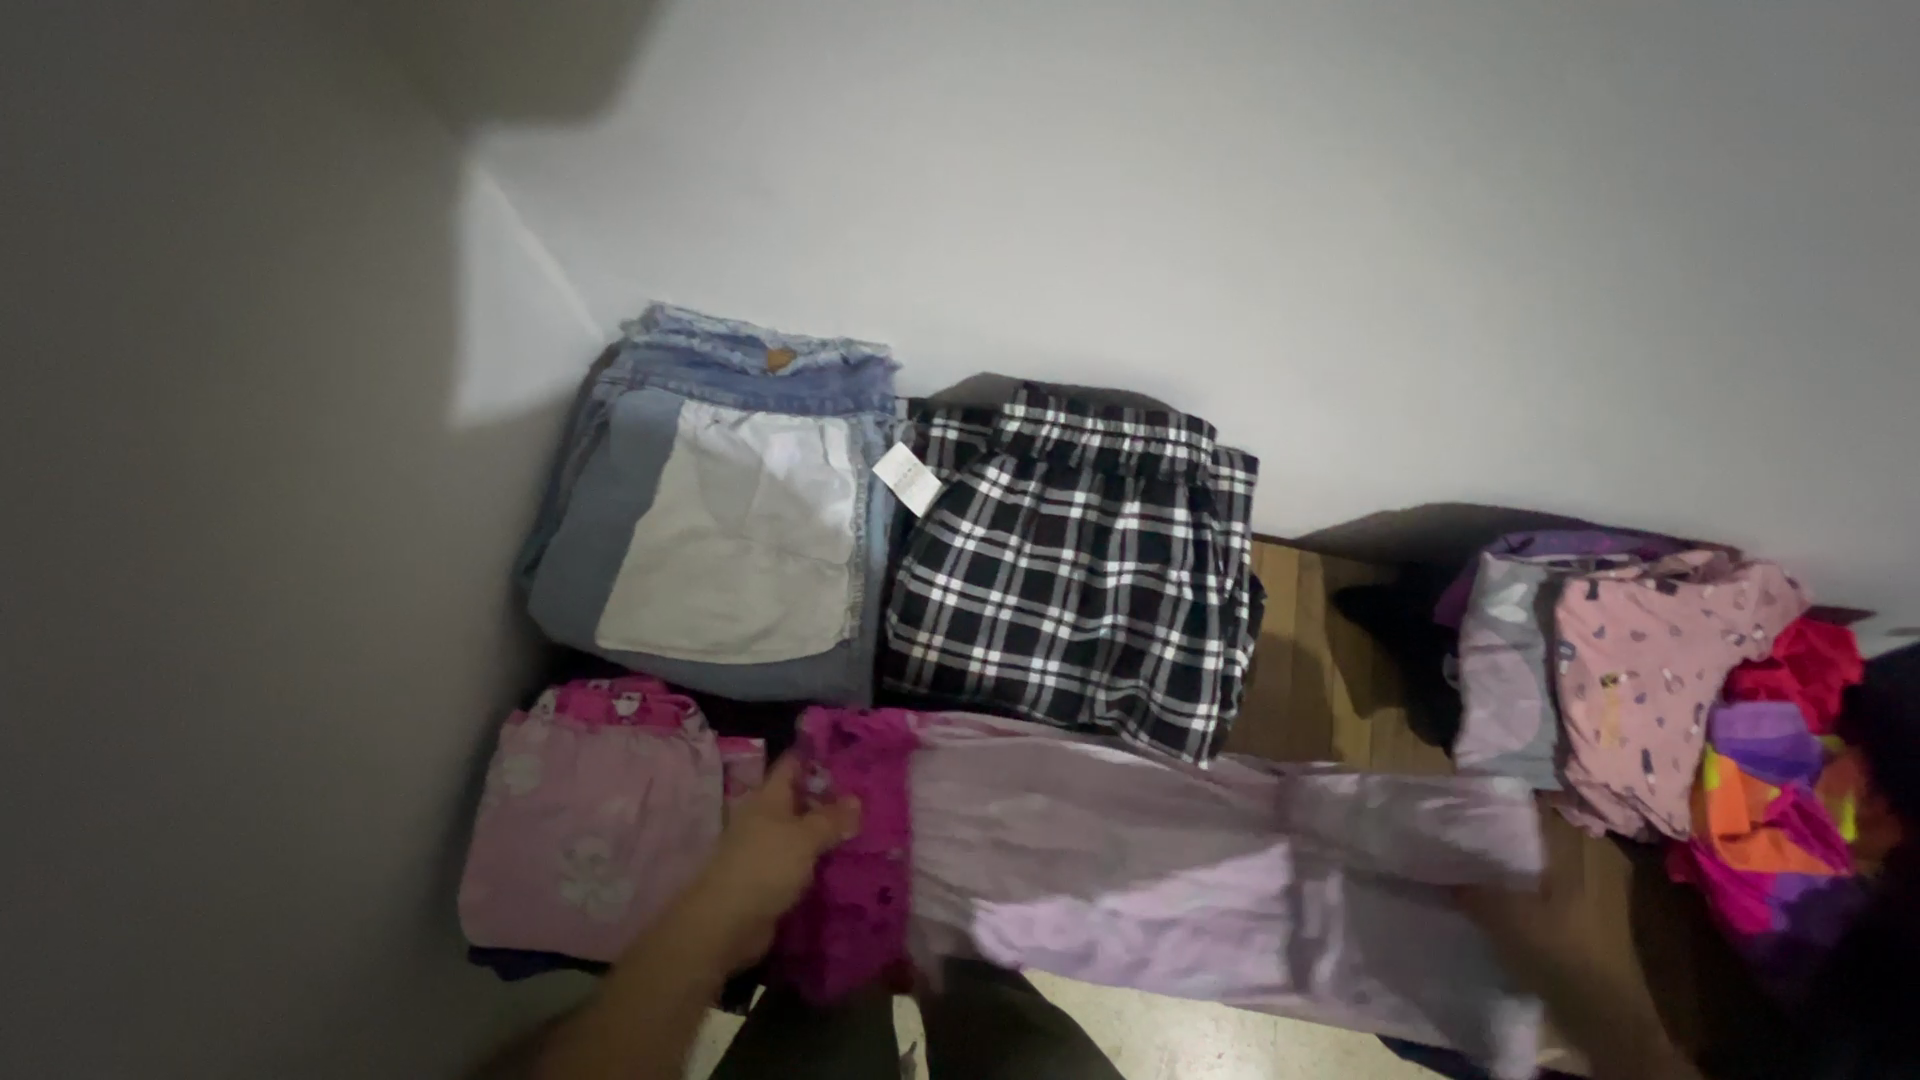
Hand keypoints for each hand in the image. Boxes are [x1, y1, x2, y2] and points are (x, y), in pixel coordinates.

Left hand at [676, 754, 861, 971]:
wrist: (726, 924)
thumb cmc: (764, 866)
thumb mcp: (804, 837)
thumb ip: (831, 818)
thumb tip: (856, 800)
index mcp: (769, 797)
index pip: (793, 764)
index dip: (817, 754)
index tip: (850, 752)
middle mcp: (767, 818)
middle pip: (801, 798)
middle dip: (832, 796)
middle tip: (871, 793)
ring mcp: (768, 849)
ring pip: (804, 831)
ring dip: (829, 831)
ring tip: (868, 826)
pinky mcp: (772, 879)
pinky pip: (803, 861)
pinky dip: (822, 859)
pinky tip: (848, 860)